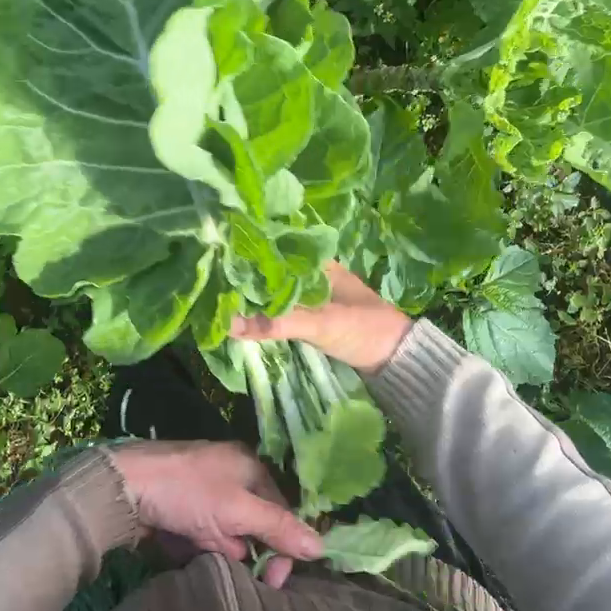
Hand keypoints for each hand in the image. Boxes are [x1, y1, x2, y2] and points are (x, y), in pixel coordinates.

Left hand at [106, 440, 322, 588]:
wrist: (124, 486)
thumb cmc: (188, 492)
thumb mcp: (238, 511)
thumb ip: (278, 529)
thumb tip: (322, 547)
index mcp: (250, 466)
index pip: (281, 512)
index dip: (282, 548)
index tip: (272, 581)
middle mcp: (231, 474)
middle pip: (254, 526)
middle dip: (241, 547)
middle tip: (221, 554)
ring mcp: (205, 490)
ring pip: (227, 534)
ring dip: (216, 547)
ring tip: (195, 542)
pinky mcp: (183, 505)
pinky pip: (202, 533)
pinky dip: (196, 543)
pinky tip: (181, 541)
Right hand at [228, 262, 410, 370]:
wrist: (397, 361)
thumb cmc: (363, 329)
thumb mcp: (319, 324)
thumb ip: (275, 324)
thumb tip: (227, 324)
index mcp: (319, 262)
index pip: (276, 250)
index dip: (249, 254)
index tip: (218, 258)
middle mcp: (314, 274)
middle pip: (273, 273)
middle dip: (247, 279)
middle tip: (213, 283)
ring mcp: (314, 297)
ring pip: (276, 292)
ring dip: (255, 298)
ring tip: (220, 298)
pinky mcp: (313, 318)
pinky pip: (282, 310)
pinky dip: (266, 314)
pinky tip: (246, 317)